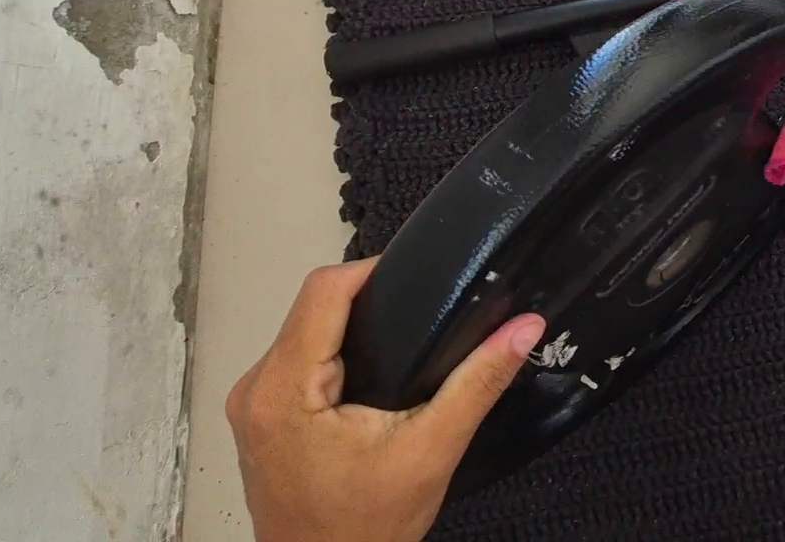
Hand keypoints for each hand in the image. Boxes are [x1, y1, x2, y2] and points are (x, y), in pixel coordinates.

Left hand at [226, 258, 546, 541]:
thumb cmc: (368, 523)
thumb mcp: (434, 447)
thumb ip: (480, 381)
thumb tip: (529, 322)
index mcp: (283, 389)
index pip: (324, 290)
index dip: (377, 268)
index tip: (430, 276)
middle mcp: (256, 387)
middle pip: (319, 304)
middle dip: (377, 295)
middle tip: (436, 305)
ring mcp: (255, 402)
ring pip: (313, 325)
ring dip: (362, 320)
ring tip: (419, 329)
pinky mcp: (265, 415)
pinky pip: (307, 351)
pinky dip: (346, 344)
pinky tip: (387, 360)